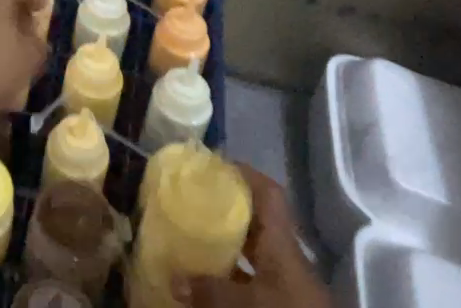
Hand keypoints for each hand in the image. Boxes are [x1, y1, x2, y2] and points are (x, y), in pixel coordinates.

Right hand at [172, 165, 331, 307]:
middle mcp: (285, 255)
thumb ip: (209, 289)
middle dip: (224, 209)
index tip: (213, 166)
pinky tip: (208, 279)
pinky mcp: (283, 300)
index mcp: (282, 242)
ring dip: (226, 244)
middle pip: (256, 220)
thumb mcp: (246, 304)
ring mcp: (286, 280)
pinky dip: (232, 274)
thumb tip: (174, 278)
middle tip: (191, 201)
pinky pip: (253, 278)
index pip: (268, 193)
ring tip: (192, 238)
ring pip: (253, 251)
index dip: (243, 174)